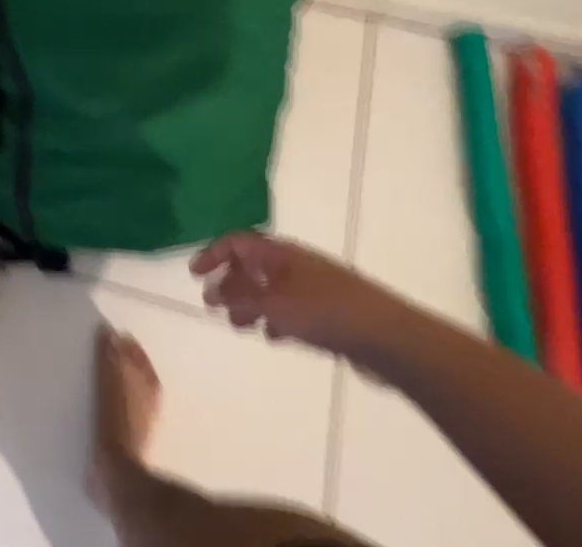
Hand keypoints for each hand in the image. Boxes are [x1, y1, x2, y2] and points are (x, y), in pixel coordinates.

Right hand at [191, 232, 415, 358]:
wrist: (387, 337)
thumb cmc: (326, 312)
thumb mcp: (275, 304)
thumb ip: (240, 297)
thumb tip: (210, 291)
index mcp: (282, 254)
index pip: (238, 243)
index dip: (214, 254)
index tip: (194, 274)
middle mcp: (295, 265)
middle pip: (253, 265)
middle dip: (230, 282)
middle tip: (212, 304)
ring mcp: (312, 288)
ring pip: (270, 289)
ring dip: (250, 303)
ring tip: (238, 324)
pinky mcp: (326, 313)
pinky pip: (290, 309)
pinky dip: (275, 318)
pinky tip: (273, 336)